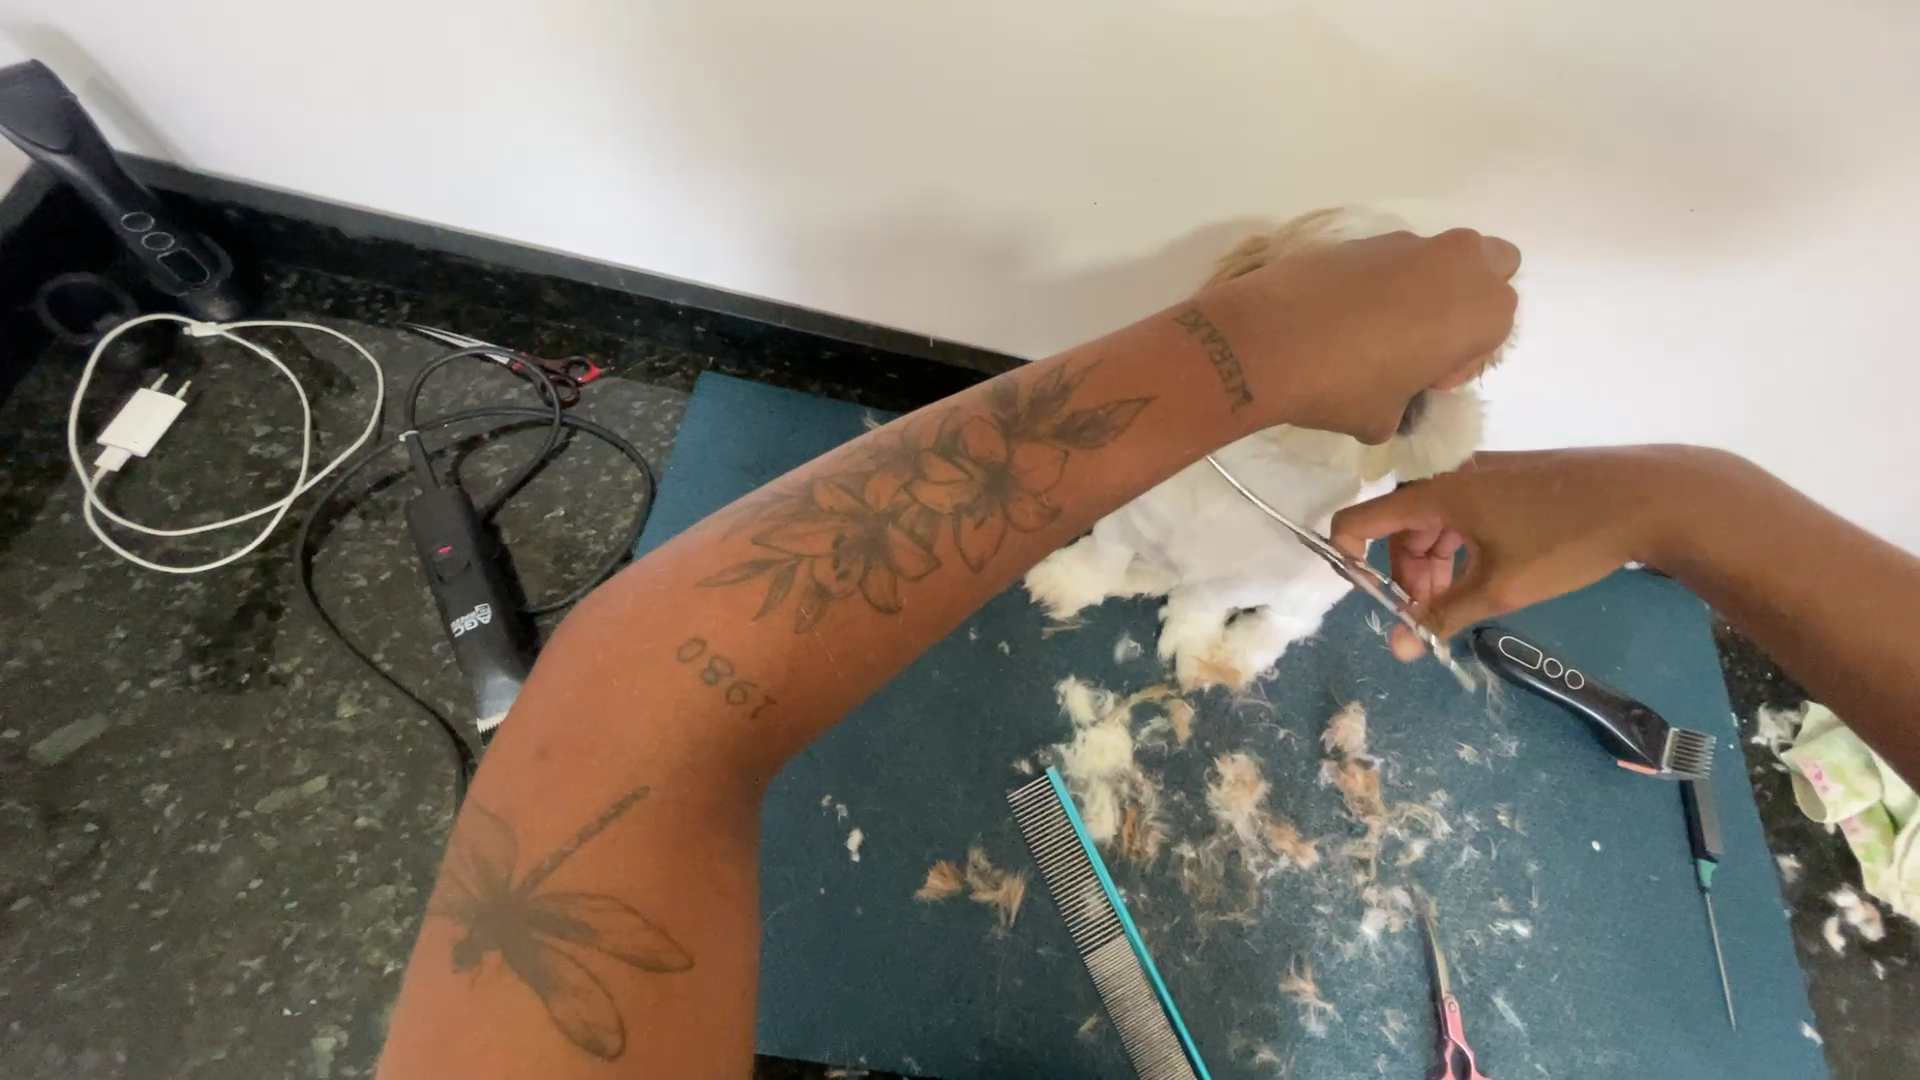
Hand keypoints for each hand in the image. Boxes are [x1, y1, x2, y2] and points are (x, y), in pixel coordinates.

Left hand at [1195, 228, 1520, 442]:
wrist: (1266, 343)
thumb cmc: (1340, 385)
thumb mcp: (1379, 419)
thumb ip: (1397, 412)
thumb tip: (1383, 415)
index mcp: (1482, 310)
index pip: (1494, 331)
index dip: (1458, 362)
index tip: (1422, 383)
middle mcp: (1456, 263)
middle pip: (1488, 268)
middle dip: (1462, 301)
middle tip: (1417, 343)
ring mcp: (1403, 244)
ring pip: (1432, 260)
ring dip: (1416, 290)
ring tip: (1367, 334)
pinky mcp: (1356, 240)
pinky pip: (1381, 261)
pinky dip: (1370, 285)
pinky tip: (1332, 319)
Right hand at [1328, 446, 1730, 659]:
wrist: (1660, 496)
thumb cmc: (1567, 540)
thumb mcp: (1500, 588)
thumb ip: (1441, 617)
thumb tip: (1398, 651)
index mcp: (1432, 495)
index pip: (1356, 520)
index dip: (1348, 558)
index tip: (1373, 597)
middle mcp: (1446, 478)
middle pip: (1396, 528)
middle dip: (1403, 574)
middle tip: (1429, 613)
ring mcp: (1478, 474)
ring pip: (1430, 523)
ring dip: (1432, 564)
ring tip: (1460, 599)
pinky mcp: (1506, 477)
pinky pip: (1459, 513)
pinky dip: (1458, 546)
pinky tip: (1486, 571)